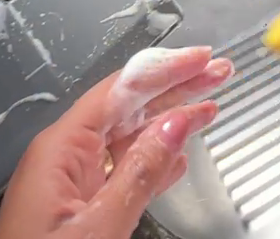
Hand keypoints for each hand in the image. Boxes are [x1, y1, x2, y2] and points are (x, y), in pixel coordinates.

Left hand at [0, 46, 233, 238]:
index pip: (122, 89)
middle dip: (176, 88)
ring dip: (171, 123)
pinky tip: (178, 157)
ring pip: (128, 138)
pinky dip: (153, 161)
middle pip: (128, 107)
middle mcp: (63, 155)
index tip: (202, 57)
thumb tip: (176, 122)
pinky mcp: (75, 210)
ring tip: (211, 107)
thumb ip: (139, 173)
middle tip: (219, 72)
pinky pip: (119, 170)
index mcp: (60, 147)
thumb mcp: (98, 228)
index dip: (166, 69)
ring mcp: (69, 183)